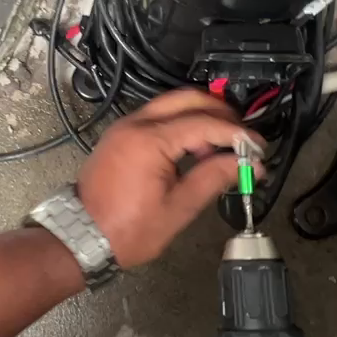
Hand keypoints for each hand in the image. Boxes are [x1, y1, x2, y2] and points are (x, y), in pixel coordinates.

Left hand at [73, 89, 256, 267]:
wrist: (79, 237)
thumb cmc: (126, 230)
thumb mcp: (177, 209)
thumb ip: (213, 179)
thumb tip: (246, 165)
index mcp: (149, 140)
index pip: (204, 123)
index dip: (236, 133)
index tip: (256, 146)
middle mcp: (135, 124)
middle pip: (188, 98)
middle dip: (221, 112)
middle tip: (242, 136)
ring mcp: (125, 126)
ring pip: (171, 103)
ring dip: (201, 115)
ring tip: (223, 143)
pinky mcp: (121, 135)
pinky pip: (157, 116)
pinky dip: (180, 122)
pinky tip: (196, 147)